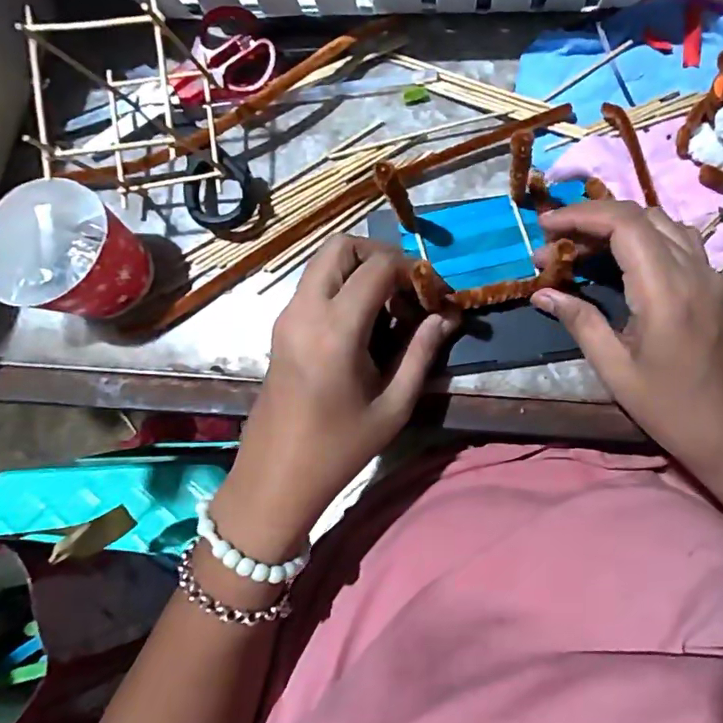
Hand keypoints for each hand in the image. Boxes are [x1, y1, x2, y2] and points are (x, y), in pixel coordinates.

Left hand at [229, 237, 456, 526]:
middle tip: (408, 289)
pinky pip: (314, 284)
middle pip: (342, 246)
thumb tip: (446, 317)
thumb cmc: (339, 448)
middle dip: (381, 256)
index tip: (434, 296)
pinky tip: (365, 324)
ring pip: (324, 262)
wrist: (276, 476)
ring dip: (361, 270)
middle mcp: (305, 310)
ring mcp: (287, 316)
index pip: (377, 267)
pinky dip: (343, 286)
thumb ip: (421, 353)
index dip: (413, 271)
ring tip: (390, 309)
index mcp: (335, 329)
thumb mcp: (393, 406)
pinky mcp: (281, 327)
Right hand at [530, 201, 722, 480]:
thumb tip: (542, 292)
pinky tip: (623, 260)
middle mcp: (693, 270)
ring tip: (583, 249)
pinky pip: (680, 241)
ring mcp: (710, 275)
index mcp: (666, 290)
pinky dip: (645, 237)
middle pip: (641, 215)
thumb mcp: (616, 370)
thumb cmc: (670, 408)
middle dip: (593, 219)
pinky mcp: (715, 285)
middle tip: (555, 245)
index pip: (623, 223)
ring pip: (663, 223)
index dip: (580, 215)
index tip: (544, 226)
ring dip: (620, 225)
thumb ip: (580, 322)